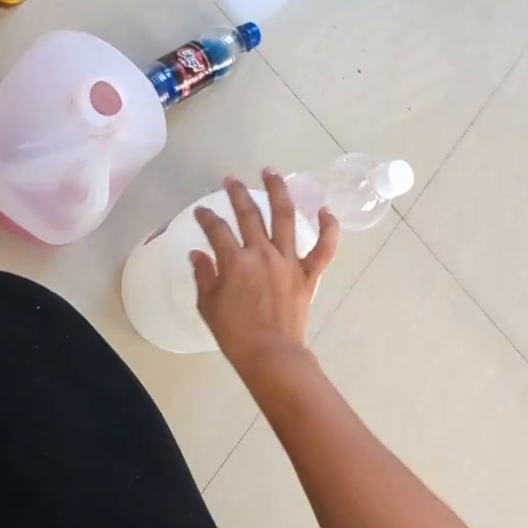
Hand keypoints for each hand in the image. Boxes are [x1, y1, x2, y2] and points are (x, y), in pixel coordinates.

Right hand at [192, 169, 339, 376]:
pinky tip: (325, 210)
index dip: (206, 217)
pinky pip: (324, 248)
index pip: (216, 230)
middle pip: (249, 214)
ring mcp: (289, 261)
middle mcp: (263, 253)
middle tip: (231, 179)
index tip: (200, 212)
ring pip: (285, 217)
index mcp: (235, 262)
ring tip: (271, 172)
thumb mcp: (208, 306)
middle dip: (237, 193)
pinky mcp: (309, 274)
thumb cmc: (234, 334)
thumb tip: (198, 254)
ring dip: (278, 191)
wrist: (270, 354)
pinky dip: (328, 228)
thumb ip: (204, 276)